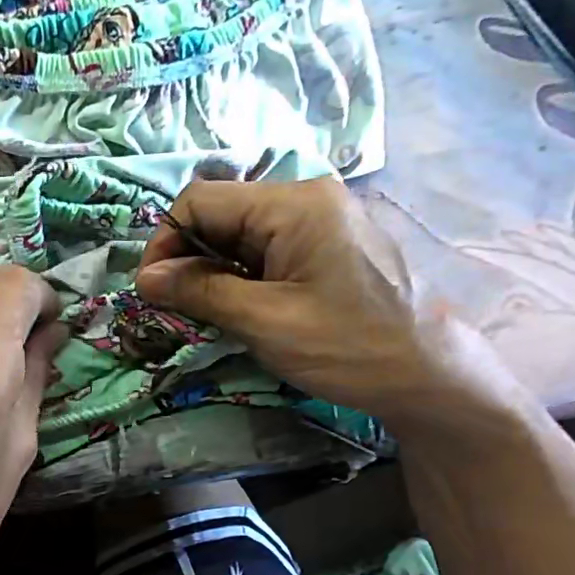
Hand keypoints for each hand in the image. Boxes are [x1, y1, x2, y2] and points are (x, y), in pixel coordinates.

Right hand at [134, 177, 527, 433]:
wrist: (431, 376)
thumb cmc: (347, 346)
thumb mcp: (263, 320)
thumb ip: (199, 291)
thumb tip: (143, 278)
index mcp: (293, 203)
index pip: (200, 200)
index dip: (164, 241)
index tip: (152, 289)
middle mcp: (306, 198)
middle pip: (219, 214)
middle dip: (187, 258)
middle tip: (175, 306)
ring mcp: (321, 219)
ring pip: (238, 234)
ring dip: (211, 270)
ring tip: (206, 312)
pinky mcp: (327, 244)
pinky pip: (264, 248)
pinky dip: (239, 275)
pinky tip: (241, 308)